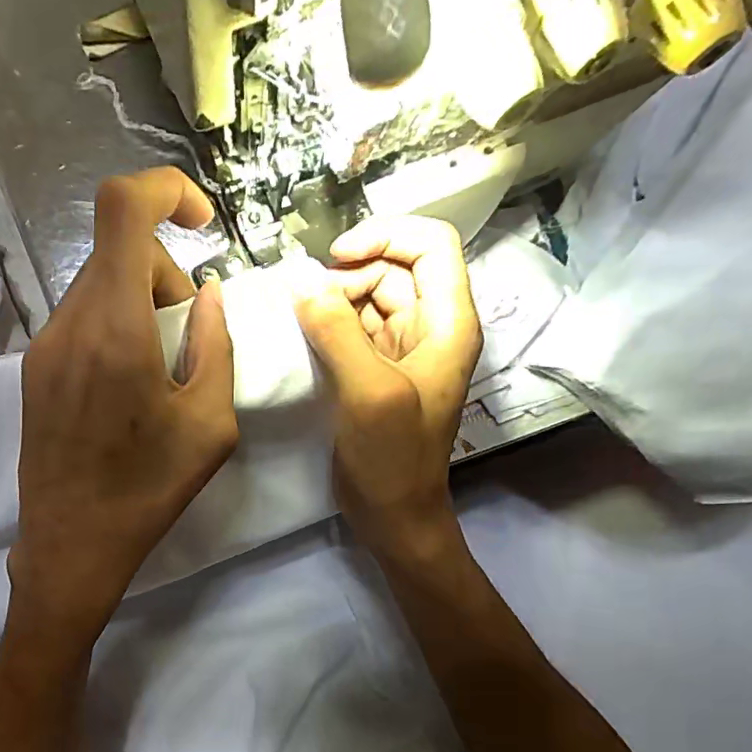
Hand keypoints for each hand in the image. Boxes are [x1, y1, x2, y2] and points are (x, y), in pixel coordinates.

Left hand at [11, 168, 237, 630]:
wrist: (69, 544)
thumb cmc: (147, 491)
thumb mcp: (211, 425)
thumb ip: (216, 347)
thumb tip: (208, 297)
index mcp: (115, 328)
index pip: (122, 207)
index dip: (165, 190)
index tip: (201, 222)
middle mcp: (69, 322)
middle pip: (119, 250)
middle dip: (165, 274)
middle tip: (189, 336)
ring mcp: (43, 344)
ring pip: (100, 283)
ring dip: (141, 302)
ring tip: (161, 369)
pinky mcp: (34, 367)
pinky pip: (82, 316)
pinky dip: (116, 324)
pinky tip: (129, 384)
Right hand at [295, 216, 481, 556]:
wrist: (394, 515)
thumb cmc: (394, 458)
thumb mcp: (369, 392)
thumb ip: (338, 332)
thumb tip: (303, 284)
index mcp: (448, 322)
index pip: (431, 245)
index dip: (386, 236)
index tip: (336, 258)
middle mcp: (430, 327)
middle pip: (393, 267)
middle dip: (349, 275)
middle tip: (310, 307)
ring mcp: (402, 349)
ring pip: (368, 296)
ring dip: (333, 300)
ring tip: (303, 324)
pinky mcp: (375, 370)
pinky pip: (352, 328)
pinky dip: (328, 324)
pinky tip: (304, 337)